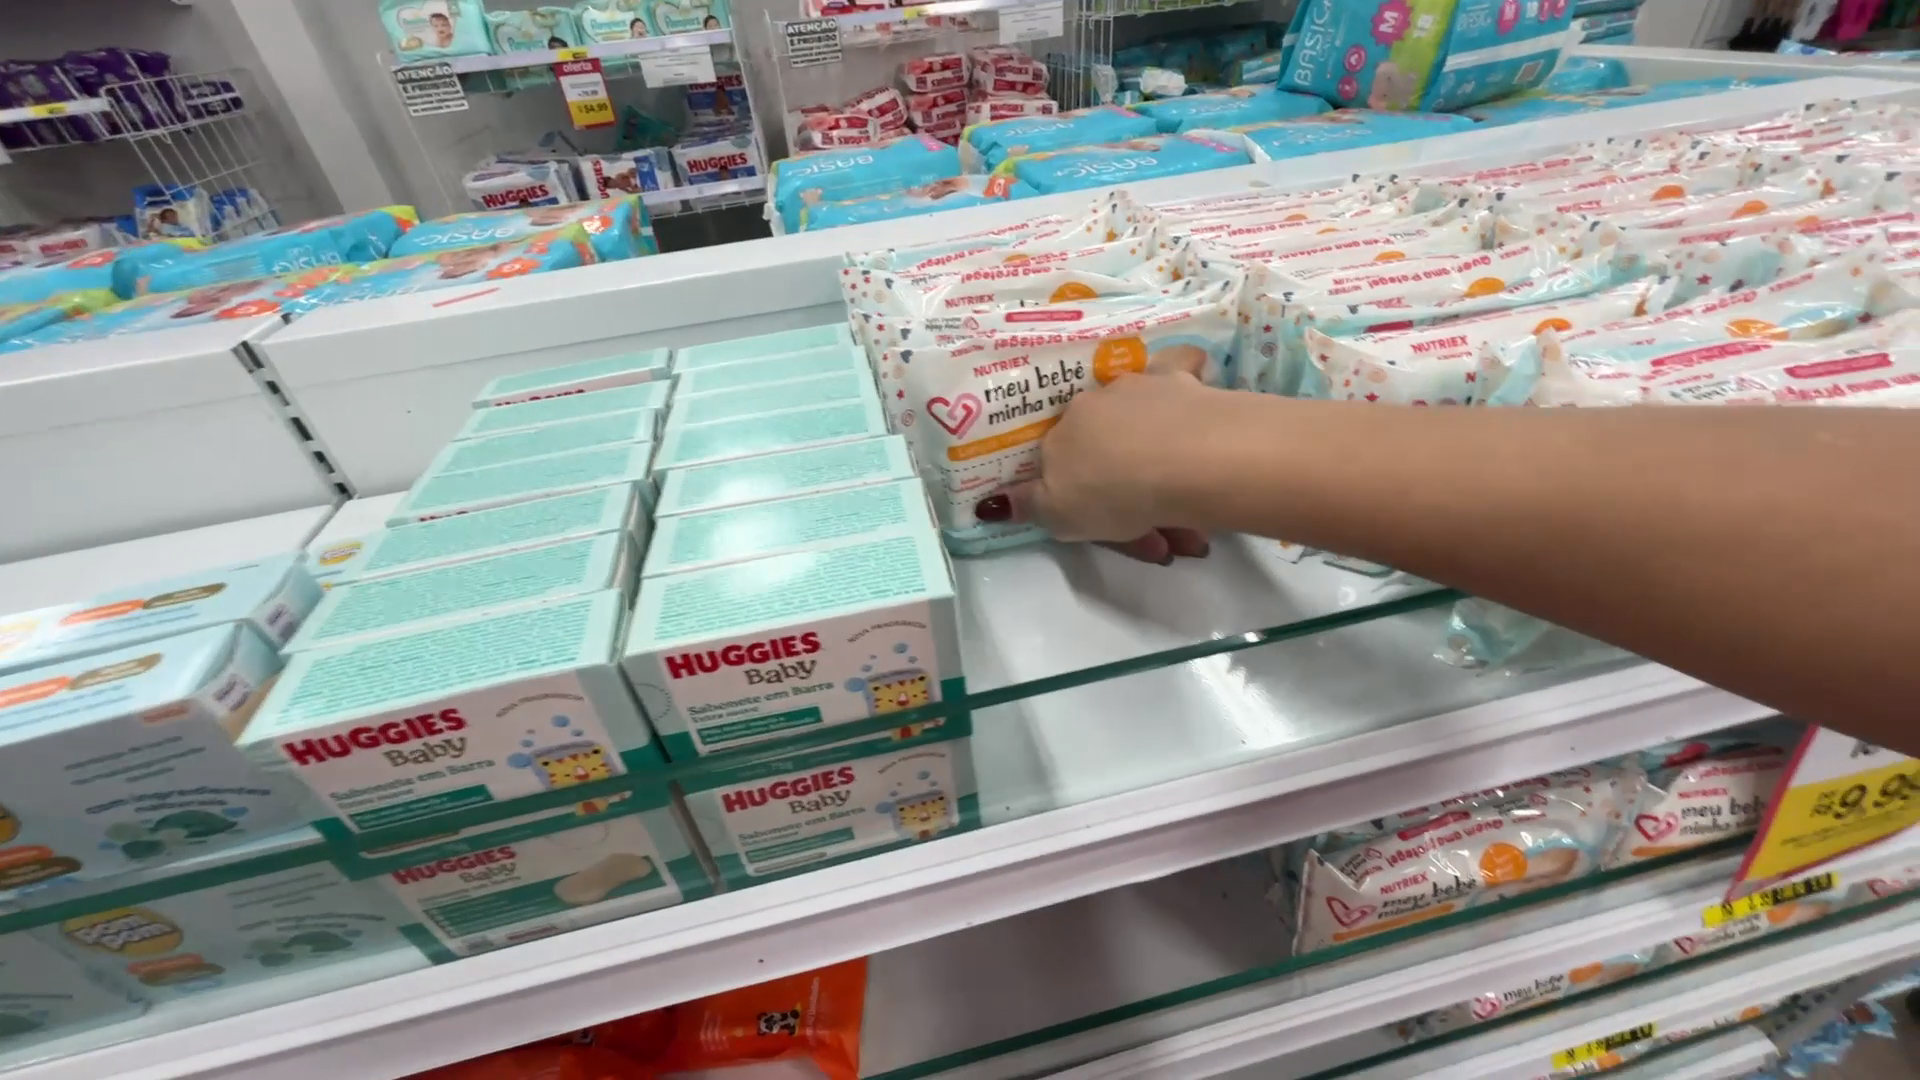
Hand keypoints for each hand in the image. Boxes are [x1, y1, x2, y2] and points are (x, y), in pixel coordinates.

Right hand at [974, 351, 1218, 563]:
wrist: (1185, 461)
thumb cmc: (1114, 492)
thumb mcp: (1058, 515)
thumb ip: (1027, 505)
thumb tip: (989, 505)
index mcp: (1062, 431)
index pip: (1059, 459)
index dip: (1074, 493)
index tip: (1099, 526)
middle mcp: (1096, 402)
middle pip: (1103, 443)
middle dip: (1122, 489)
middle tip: (1155, 539)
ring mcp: (1142, 387)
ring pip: (1145, 432)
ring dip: (1160, 474)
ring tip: (1191, 531)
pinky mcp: (1185, 381)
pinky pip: (1182, 385)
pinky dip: (1187, 402)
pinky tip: (1200, 415)